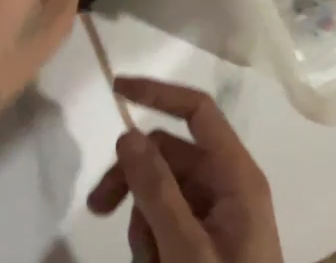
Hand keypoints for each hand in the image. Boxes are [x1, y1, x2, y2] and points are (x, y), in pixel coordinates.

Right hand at [87, 78, 282, 262]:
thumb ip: (156, 191)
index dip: (158, 93)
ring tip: (146, 262)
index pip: (198, 111)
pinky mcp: (205, 244)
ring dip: (140, 220)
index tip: (114, 90)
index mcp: (237, 178)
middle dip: (131, 178)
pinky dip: (150, 240)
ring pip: (159, 190)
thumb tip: (128, 134)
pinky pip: (164, 221)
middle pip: (167, 154)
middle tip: (97, 209)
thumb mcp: (186, 251)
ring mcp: (216, 217)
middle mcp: (228, 188)